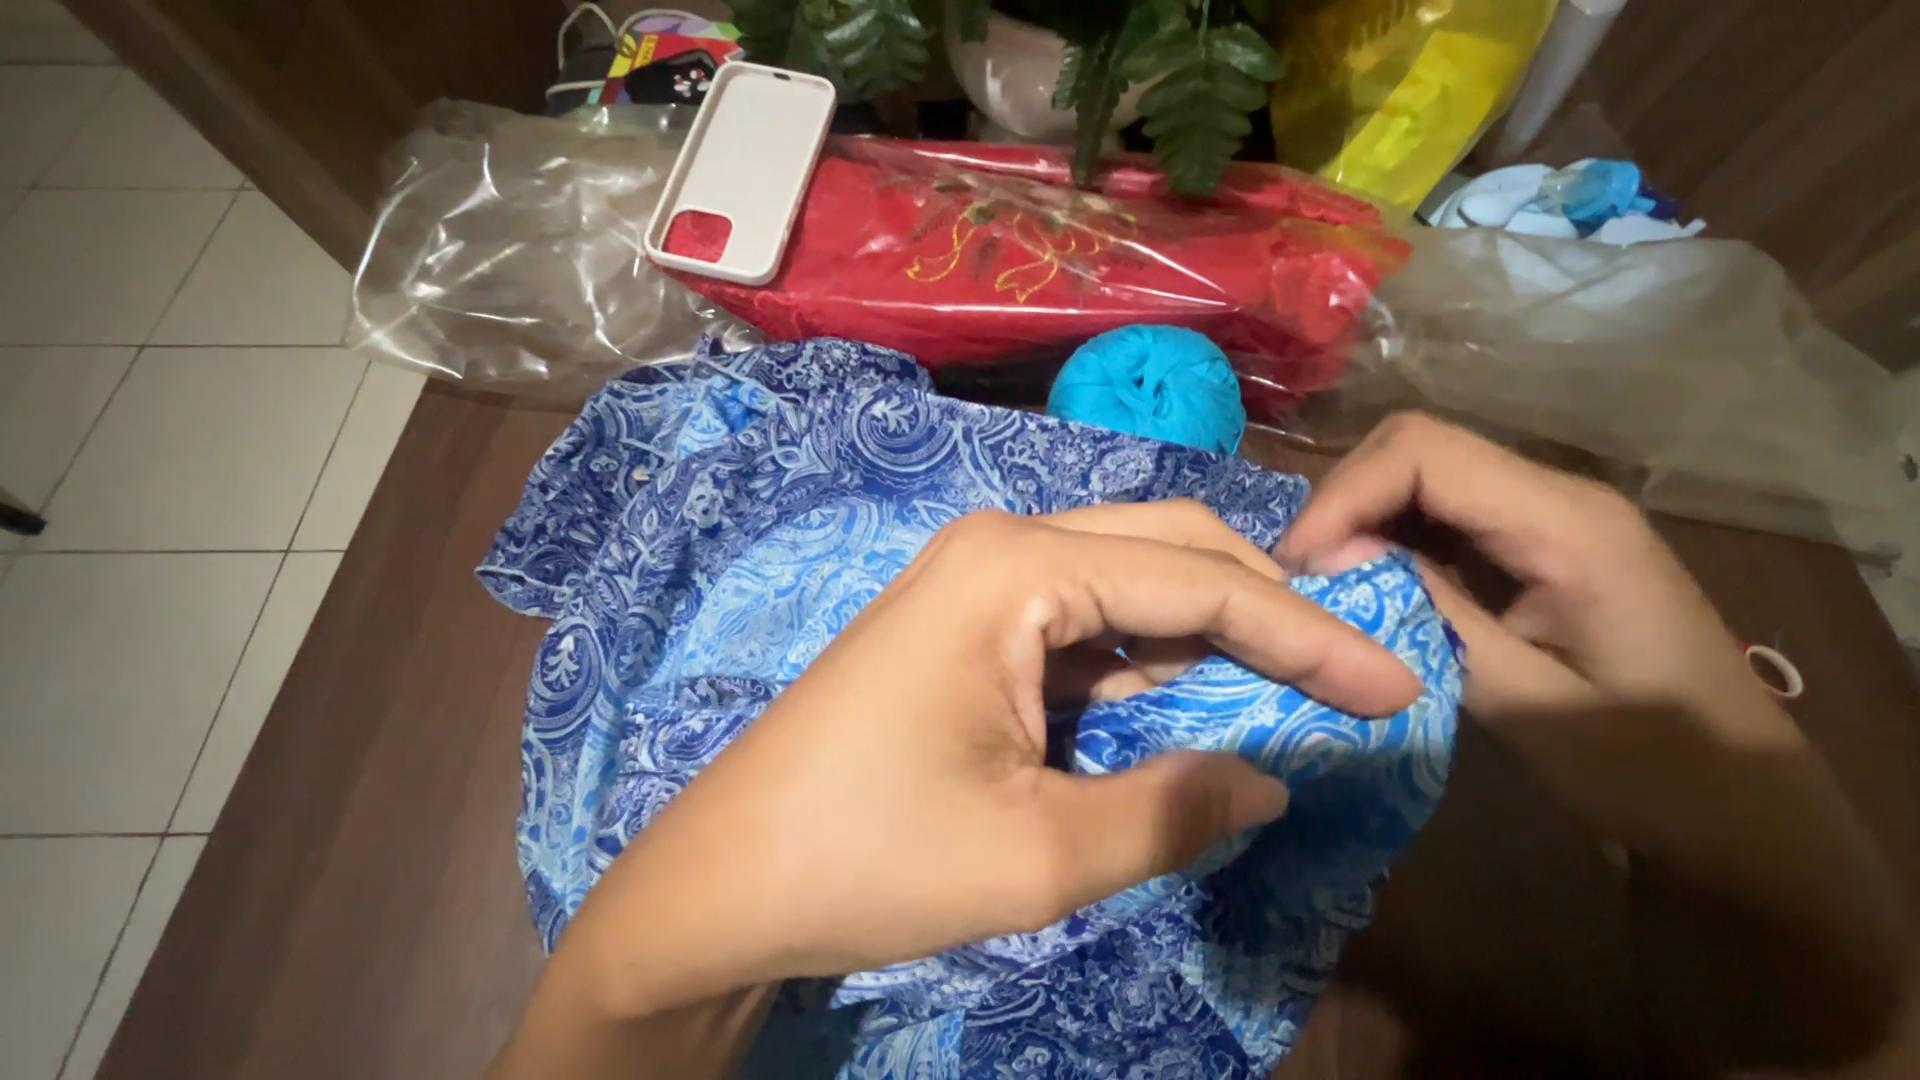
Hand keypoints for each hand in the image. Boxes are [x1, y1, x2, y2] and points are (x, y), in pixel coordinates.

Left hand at [563, 501, 1421, 1017]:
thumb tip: (1271, 780)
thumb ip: (1174, 808)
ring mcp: (974, 578)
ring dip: (1205, 631)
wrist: (724, 879)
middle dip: (1265, 611)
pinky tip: (1184, 698)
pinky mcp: (962, 621)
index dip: (1306, 635)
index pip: (1196, 582)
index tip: (1395, 690)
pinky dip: (1142, 657)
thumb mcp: (1041, 854)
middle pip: (1165, 551)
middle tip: (1352, 678)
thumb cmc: (869, 859)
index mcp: (1016, 566)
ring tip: (1291, 688)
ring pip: (1124, 581)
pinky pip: (1077, 619)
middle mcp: (998, 544)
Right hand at [1276, 413, 1907, 1066]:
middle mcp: (1557, 496)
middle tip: (1301, 577)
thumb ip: (1426, 612)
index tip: (1297, 566)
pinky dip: (1388, 539)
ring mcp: (1548, 516)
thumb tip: (1335, 556)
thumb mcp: (1522, 699)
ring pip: (1421, 475)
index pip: (1424, 452)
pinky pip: (1440, 514)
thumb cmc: (1647, 768)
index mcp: (1567, 523)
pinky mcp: (1534, 544)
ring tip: (1321, 583)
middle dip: (1342, 502)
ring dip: (1359, 520)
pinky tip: (1368, 587)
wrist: (1744, 810)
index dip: (1343, 495)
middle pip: (1416, 448)